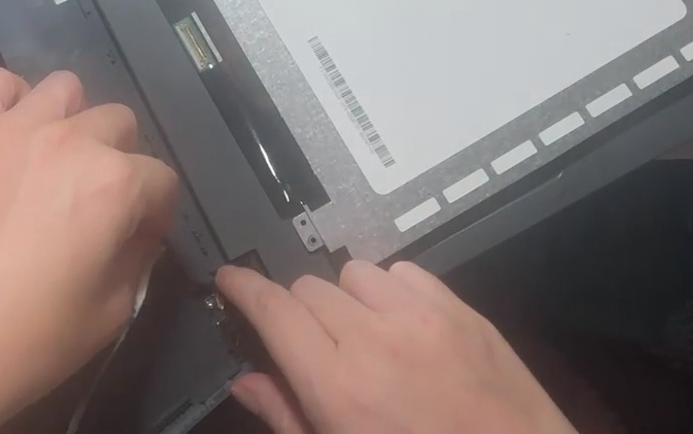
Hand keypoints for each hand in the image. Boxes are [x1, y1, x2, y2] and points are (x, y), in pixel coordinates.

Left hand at [0, 67, 179, 433]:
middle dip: (121, 161)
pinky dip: (11, 100)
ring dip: (72, 120)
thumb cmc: (22, 342)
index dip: (159, 211)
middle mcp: (71, 139)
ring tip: (54, 161)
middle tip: (96, 202)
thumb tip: (140, 232)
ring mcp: (13, 126)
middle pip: (119, 123)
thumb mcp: (109, 315)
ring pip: (65, 88)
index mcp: (114, 185)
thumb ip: (138, 260)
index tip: (143, 234)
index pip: (162, 179)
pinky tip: (8, 137)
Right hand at [216, 261, 576, 433]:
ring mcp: (423, 319)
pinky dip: (393, 294)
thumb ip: (287, 419)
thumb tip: (246, 379)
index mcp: (339, 389)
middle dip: (301, 313)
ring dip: (348, 300)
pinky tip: (407, 330)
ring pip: (352, 273)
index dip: (242, 288)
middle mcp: (374, 340)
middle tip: (318, 350)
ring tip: (369, 340)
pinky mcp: (463, 312)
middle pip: (307, 288)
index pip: (272, 310)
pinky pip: (404, 273)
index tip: (229, 281)